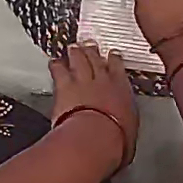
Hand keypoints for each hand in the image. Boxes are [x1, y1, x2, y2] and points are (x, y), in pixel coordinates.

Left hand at [48, 42, 138, 173]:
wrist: (96, 136)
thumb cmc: (115, 138)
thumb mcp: (129, 131)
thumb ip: (125, 123)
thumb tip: (125, 132)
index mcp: (122, 89)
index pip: (119, 69)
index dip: (114, 59)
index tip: (112, 54)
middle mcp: (103, 80)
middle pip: (96, 60)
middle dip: (92, 51)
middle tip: (89, 44)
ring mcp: (82, 81)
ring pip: (79, 60)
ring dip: (76, 52)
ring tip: (73, 47)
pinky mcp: (65, 86)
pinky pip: (60, 70)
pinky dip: (57, 64)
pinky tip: (53, 62)